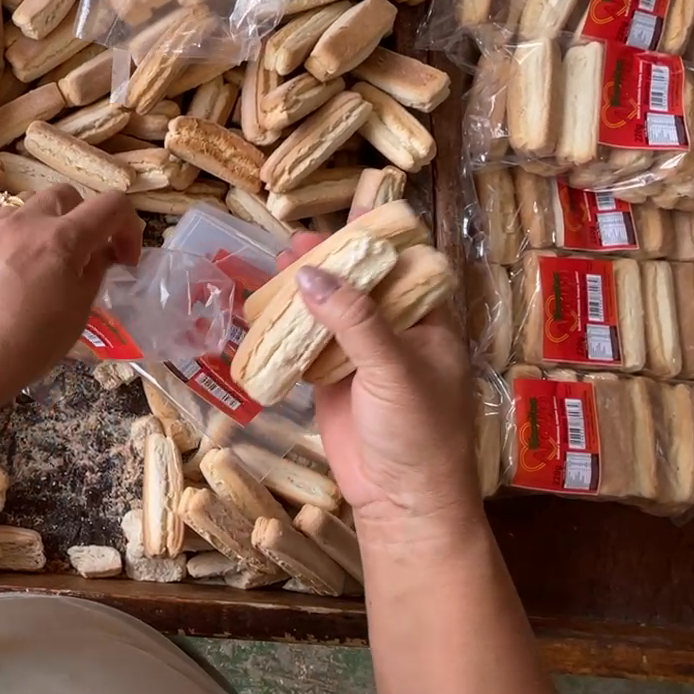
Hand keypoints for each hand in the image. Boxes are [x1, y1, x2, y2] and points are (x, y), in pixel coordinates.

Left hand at [0, 186, 141, 412]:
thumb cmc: (26, 348)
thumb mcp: (77, 314)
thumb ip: (94, 272)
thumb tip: (99, 252)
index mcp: (62, 239)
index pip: (112, 205)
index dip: (129, 228)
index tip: (126, 260)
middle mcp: (28, 222)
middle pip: (70, 196)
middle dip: (89, 220)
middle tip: (91, 256)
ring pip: (36, 204)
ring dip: (55, 222)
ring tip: (54, 261)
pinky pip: (9, 222)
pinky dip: (26, 234)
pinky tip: (21, 270)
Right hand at [282, 233, 481, 538]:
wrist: (399, 499)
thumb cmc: (417, 431)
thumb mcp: (392, 368)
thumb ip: (353, 319)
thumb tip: (308, 273)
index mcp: (426, 322)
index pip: (405, 264)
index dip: (383, 232)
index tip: (365, 194)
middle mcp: (394, 332)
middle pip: (360, 283)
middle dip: (333, 258)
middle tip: (298, 237)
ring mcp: (360, 356)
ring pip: (330, 311)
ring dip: (305, 289)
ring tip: (279, 260)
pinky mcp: (331, 380)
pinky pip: (307, 343)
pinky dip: (287, 326)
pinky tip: (267, 307)